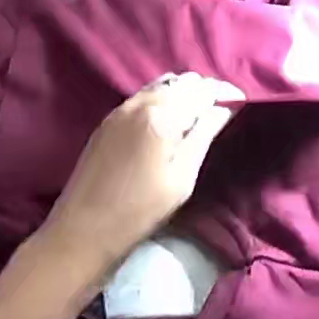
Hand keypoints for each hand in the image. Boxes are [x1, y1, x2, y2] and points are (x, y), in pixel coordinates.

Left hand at [37, 73, 245, 279]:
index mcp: (162, 116)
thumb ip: (204, 135)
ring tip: (197, 113)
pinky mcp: (108, 120)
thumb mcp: (182, 178)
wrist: (78, 236)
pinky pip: (145, 94)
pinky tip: (169, 119)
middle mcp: (142, 103)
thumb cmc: (138, 212)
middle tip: (220, 110)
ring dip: (185, 92)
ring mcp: (121, 109)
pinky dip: (164, 98)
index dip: (226, 94)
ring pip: (164, 84)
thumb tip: (223, 109)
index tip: (241, 102)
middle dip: (207, 91)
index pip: (205, 90)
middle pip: (185, 82)